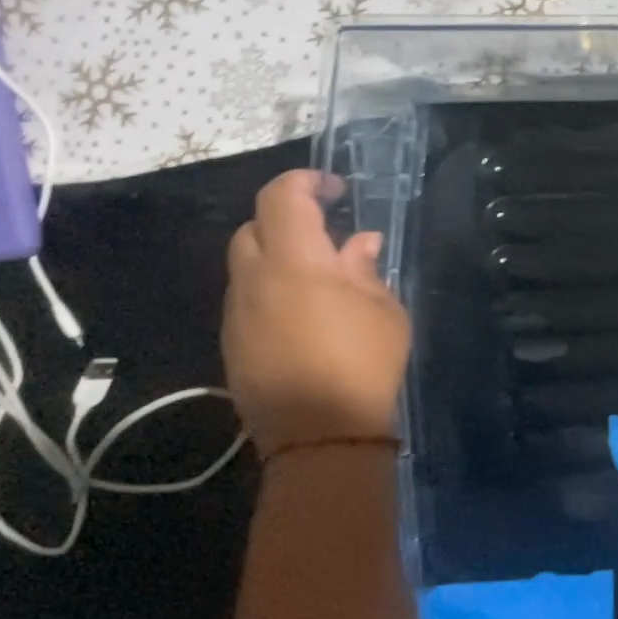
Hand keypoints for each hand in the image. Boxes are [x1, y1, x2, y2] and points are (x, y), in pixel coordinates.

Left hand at [222, 170, 408, 456]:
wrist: (320, 436)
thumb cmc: (364, 365)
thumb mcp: (385, 312)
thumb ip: (366, 270)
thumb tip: (359, 244)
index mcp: (296, 263)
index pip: (282, 197)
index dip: (306, 182)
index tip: (336, 190)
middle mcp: (255, 279)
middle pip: (254, 227)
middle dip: (287, 221)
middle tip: (326, 236)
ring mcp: (236, 312)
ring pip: (246, 265)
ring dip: (277, 259)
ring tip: (319, 281)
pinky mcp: (231, 342)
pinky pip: (247, 300)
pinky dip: (271, 292)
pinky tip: (304, 318)